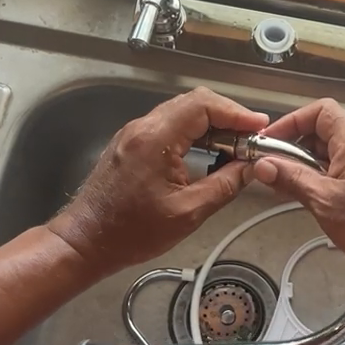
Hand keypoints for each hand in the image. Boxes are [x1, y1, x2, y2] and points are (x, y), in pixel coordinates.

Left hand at [49, 88, 268, 269]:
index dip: (236, 112)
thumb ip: (225, 185)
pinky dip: (195, 132)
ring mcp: (134, 133)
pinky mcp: (132, 144)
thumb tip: (252, 168)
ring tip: (236, 146)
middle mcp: (143, 127)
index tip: (259, 127)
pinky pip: (170, 125)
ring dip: (212, 124)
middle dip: (228, 116)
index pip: (203, 105)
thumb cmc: (133, 232)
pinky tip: (210, 151)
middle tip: (251, 137)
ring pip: (182, 112)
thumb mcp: (189, 212)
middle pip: (194, 102)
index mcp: (156, 139)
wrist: (85, 242)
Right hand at [251, 99, 344, 275]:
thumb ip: (292, 179)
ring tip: (288, 186)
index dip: (292, 121)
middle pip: (325, 132)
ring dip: (308, 166)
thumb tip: (265, 165)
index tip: (271, 141)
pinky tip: (312, 198)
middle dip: (296, 147)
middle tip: (274, 168)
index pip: (321, 111)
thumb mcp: (324, 200)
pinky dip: (324, 179)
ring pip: (333, 154)